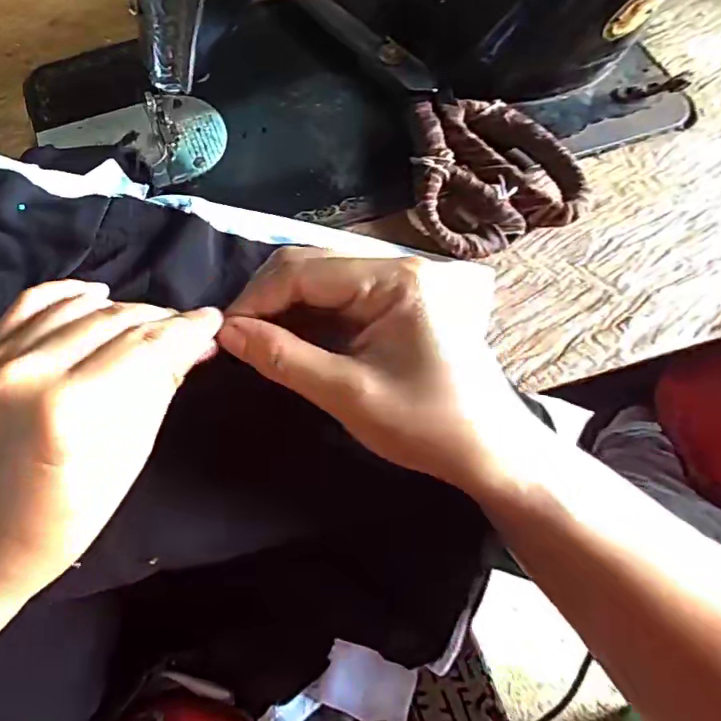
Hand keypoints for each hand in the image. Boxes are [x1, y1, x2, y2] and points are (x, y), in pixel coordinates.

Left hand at [0, 281, 222, 603]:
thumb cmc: (62, 521)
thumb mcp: (124, 462)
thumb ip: (156, 392)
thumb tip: (193, 344)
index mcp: (67, 409)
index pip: (141, 348)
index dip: (184, 330)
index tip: (212, 319)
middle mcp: (30, 370)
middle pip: (111, 321)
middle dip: (158, 319)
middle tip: (188, 325)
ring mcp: (1, 357)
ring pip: (76, 306)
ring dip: (121, 306)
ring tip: (150, 319)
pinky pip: (32, 302)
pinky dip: (68, 293)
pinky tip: (96, 296)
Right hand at [214, 248, 547, 496]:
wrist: (496, 456)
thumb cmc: (430, 426)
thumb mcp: (347, 394)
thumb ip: (282, 358)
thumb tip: (225, 333)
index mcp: (393, 281)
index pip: (301, 271)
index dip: (255, 299)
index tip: (224, 334)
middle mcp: (395, 268)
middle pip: (306, 265)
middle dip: (264, 299)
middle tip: (234, 337)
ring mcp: (395, 283)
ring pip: (315, 279)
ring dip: (279, 307)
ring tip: (252, 339)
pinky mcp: (392, 302)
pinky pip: (332, 297)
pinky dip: (302, 317)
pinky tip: (283, 339)